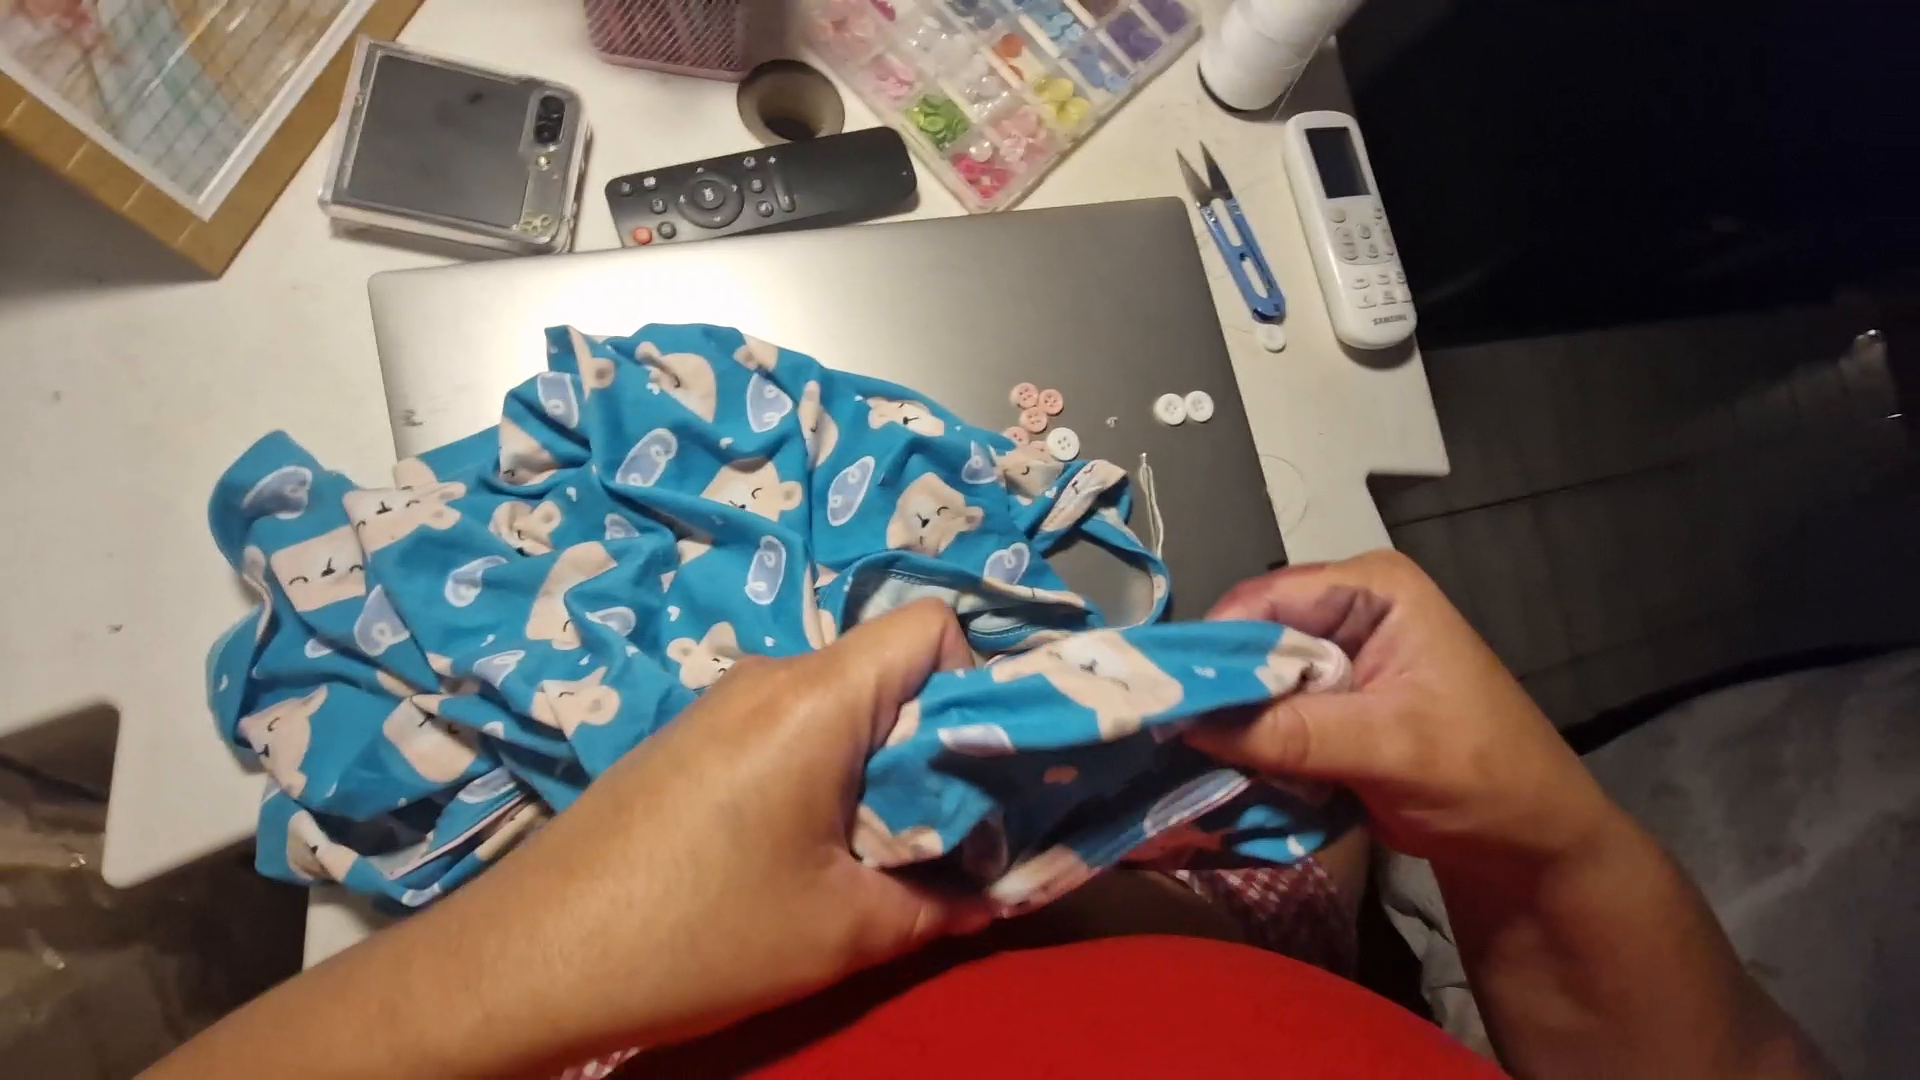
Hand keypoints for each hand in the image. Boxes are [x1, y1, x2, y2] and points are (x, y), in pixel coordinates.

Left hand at [468, 598, 990, 1053]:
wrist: (523, 960)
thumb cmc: (697, 934)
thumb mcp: (841, 931)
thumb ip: (940, 904)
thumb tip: (999, 896)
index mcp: (819, 697)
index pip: (928, 626)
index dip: (973, 679)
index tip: (973, 761)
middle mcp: (775, 673)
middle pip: (889, 664)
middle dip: (932, 735)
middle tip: (939, 817)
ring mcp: (730, 697)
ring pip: (844, 695)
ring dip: (878, 755)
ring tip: (869, 839)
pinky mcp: (700, 729)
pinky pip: (794, 718)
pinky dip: (827, 761)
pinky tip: (801, 837)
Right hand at [1188, 551, 1622, 870]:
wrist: (1527, 844)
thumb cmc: (1484, 777)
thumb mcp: (1390, 747)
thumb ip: (1291, 733)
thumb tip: (1187, 723)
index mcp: (1371, 588)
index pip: (1265, 600)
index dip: (1215, 644)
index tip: (1167, 693)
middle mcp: (1343, 606)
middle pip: (1250, 633)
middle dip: (1217, 682)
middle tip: (1172, 728)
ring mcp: (1332, 651)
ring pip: (1250, 672)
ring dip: (1229, 714)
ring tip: (1194, 750)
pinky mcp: (1323, 695)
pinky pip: (1262, 704)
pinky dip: (1246, 734)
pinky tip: (1228, 760)